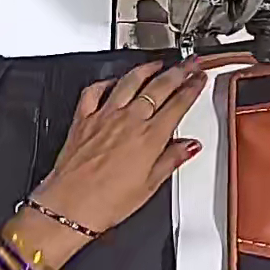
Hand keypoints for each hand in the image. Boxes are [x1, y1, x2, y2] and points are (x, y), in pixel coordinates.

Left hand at [12, 60, 207, 267]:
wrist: (69, 207)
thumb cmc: (107, 202)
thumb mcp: (150, 185)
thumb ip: (172, 159)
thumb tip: (189, 145)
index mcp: (149, 138)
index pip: (178, 103)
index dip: (192, 87)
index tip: (199, 78)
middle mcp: (129, 121)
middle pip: (159, 86)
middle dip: (179, 71)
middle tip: (189, 63)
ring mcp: (105, 116)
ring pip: (130, 81)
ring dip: (146, 69)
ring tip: (157, 63)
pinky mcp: (84, 118)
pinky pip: (95, 91)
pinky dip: (107, 82)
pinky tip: (114, 80)